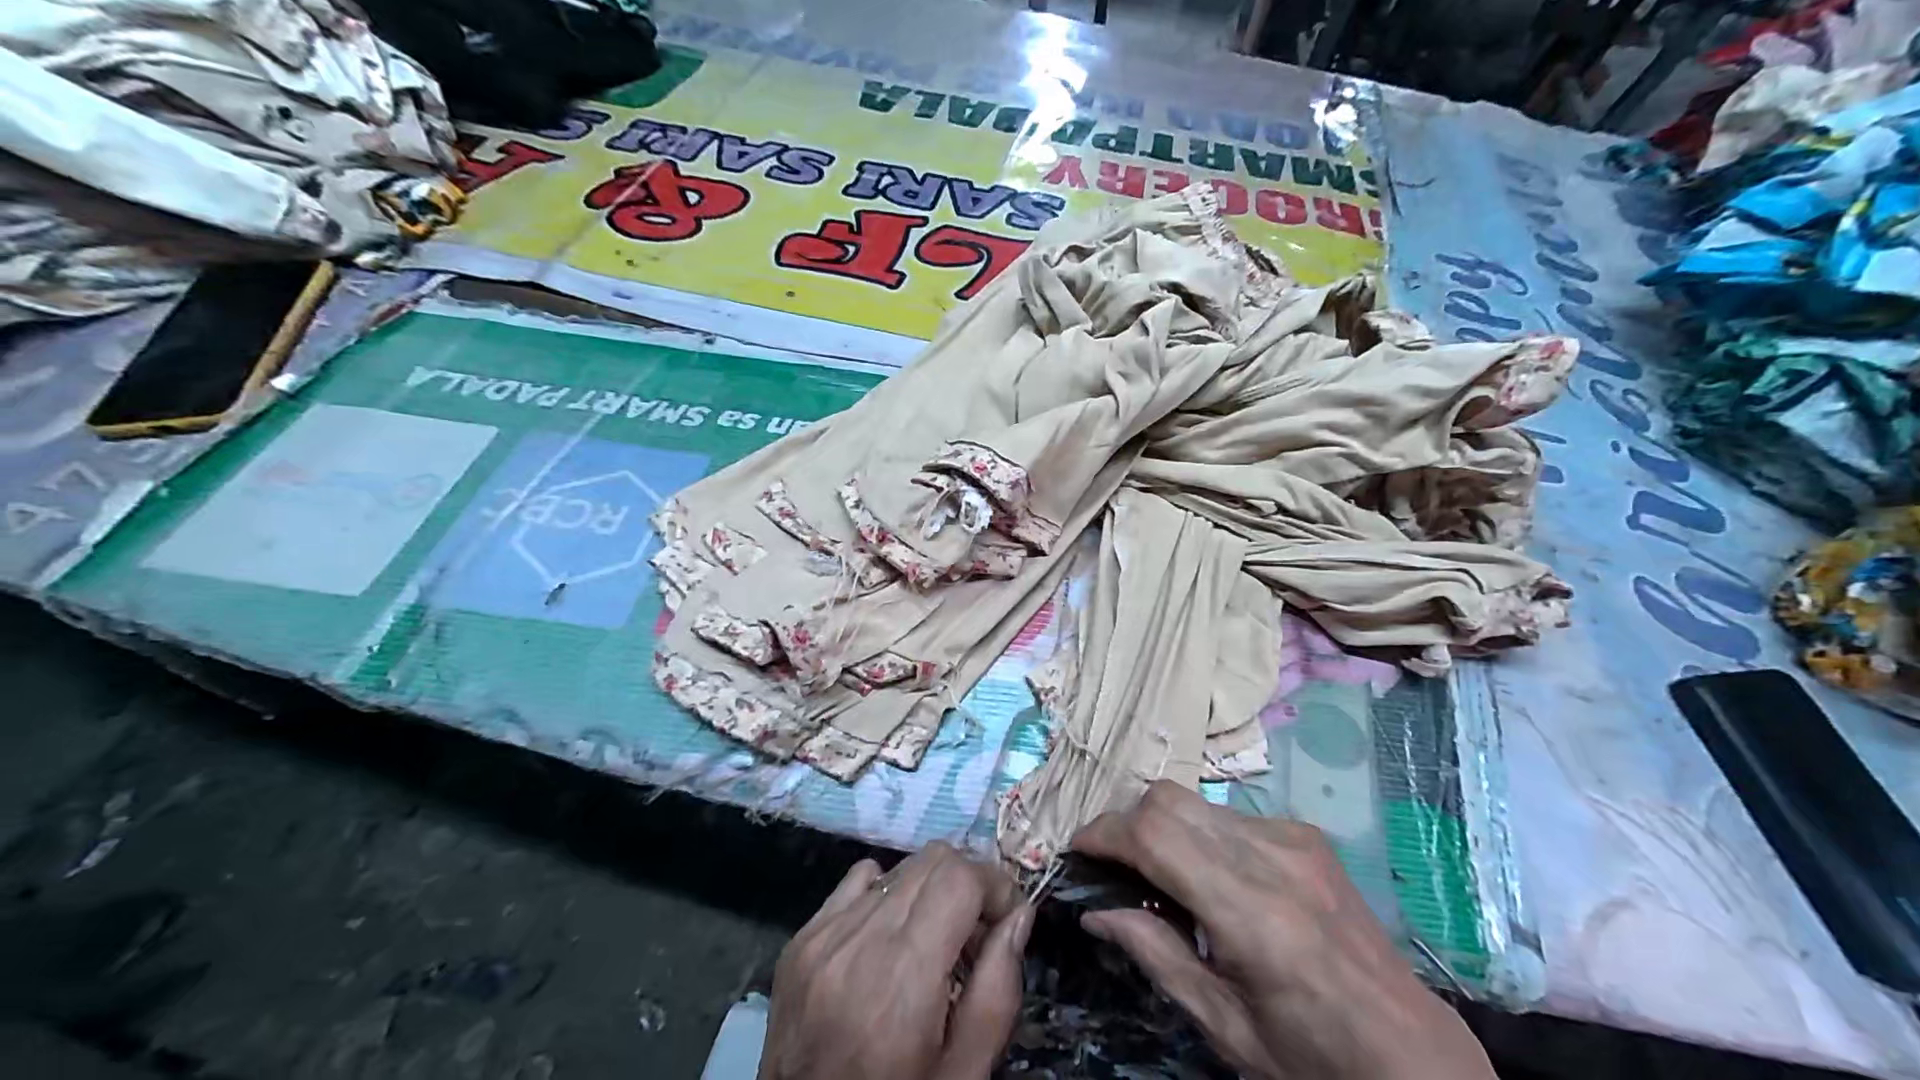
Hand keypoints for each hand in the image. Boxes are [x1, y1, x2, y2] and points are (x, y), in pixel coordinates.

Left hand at [759, 842, 1033, 1079]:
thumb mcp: (965, 1071)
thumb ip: (999, 989)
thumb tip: (1018, 915)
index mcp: (903, 977)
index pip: (959, 877)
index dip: (996, 887)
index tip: (1007, 920)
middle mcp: (859, 941)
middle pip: (932, 860)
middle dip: (968, 885)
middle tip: (975, 936)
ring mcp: (823, 934)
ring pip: (898, 867)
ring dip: (930, 892)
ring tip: (933, 943)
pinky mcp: (801, 938)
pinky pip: (857, 882)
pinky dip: (886, 895)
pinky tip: (889, 939)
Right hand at [1073, 782, 1493, 1079]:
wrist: (1417, 1059)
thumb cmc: (1313, 1059)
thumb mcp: (1224, 1025)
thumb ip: (1154, 954)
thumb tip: (1094, 910)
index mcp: (1253, 913)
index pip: (1155, 834)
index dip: (1104, 833)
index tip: (1077, 851)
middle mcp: (1273, 857)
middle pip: (1168, 798)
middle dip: (1126, 822)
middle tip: (1112, 865)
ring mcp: (1295, 839)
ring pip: (1194, 801)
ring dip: (1161, 826)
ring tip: (1159, 874)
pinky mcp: (1308, 836)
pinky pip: (1229, 815)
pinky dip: (1198, 834)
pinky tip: (1209, 877)